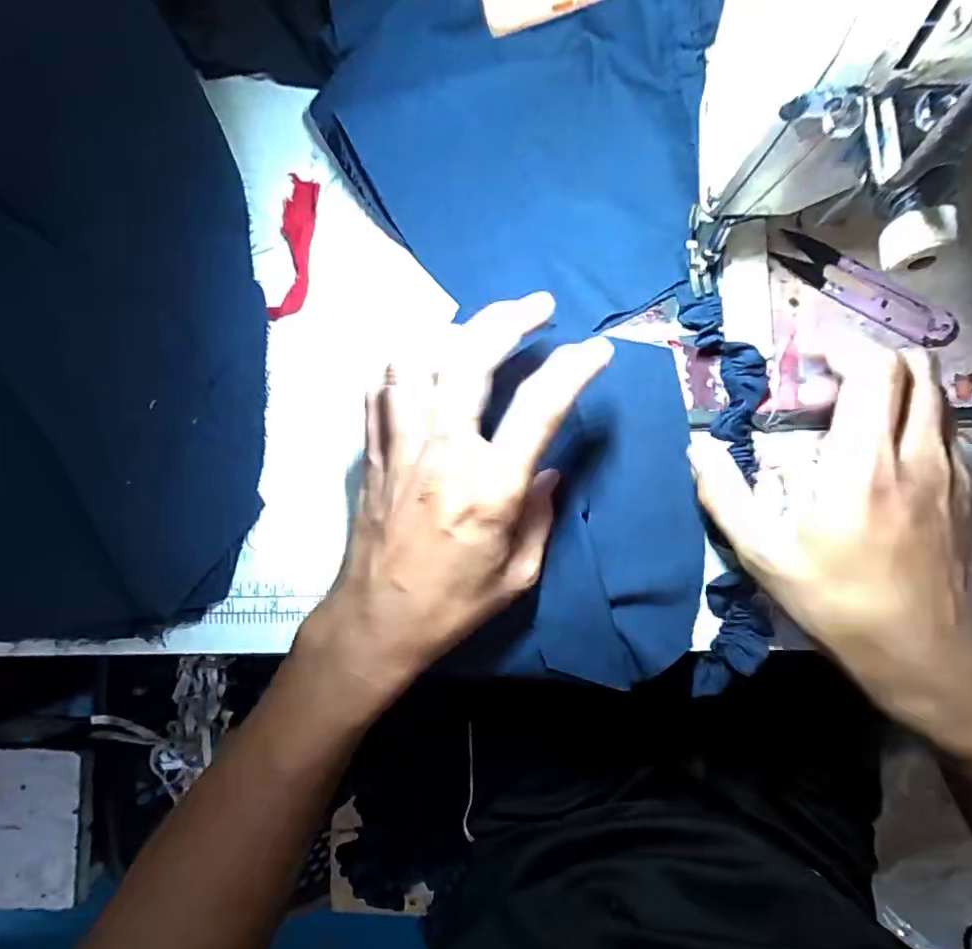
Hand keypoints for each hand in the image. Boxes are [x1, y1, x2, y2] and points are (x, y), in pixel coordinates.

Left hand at [304, 292, 611, 695]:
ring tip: (480, 326)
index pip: (540, 408)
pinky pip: (382, 386)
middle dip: (510, 319)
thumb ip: (542, 515)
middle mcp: (444, 452)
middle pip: (470, 359)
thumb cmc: (455, 604)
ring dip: (454, 330)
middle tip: (539, 305)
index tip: (598, 350)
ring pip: (419, 359)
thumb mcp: (520, 573)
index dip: (574, 369)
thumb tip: (552, 472)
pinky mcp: (373, 451)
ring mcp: (400, 446)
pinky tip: (424, 357)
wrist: (377, 621)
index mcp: (491, 487)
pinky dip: (406, 360)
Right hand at [690, 345, 971, 743]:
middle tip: (826, 392)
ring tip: (856, 419)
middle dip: (867, 359)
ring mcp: (950, 471)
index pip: (873, 368)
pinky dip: (915, 419)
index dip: (841, 344)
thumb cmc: (840, 606)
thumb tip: (697, 448)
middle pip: (914, 365)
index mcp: (863, 464)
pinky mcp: (967, 492)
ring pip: (936, 394)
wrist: (925, 653)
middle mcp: (916, 453)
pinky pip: (947, 429)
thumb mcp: (767, 559)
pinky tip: (887, 457)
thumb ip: (727, 498)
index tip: (809, 353)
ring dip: (895, 387)